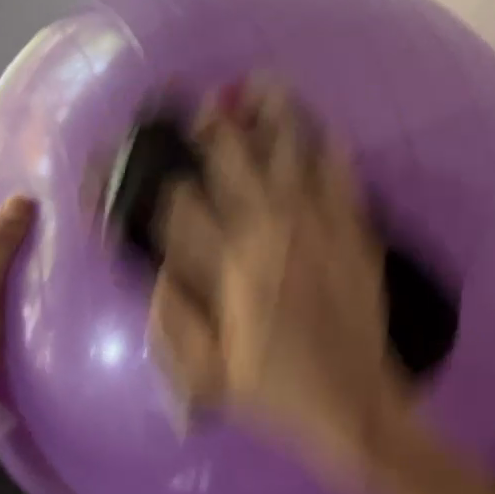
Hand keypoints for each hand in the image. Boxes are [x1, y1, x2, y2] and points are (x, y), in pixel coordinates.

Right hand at [148, 81, 409, 480]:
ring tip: (259, 86)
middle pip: (234, 162)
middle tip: (203, 104)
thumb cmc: (276, 393)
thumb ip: (173, 320)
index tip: (139, 153)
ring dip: (272, 117)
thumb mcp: (207, 375)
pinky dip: (329, 149)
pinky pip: (342, 178)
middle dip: (213, 128)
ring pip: (291, 155)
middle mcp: (270, 236)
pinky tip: (320, 129)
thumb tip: (156, 275)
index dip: (152, 176)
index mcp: (229, 270)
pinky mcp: (354, 236)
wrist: (355, 407)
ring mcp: (318, 230)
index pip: (179, 205)